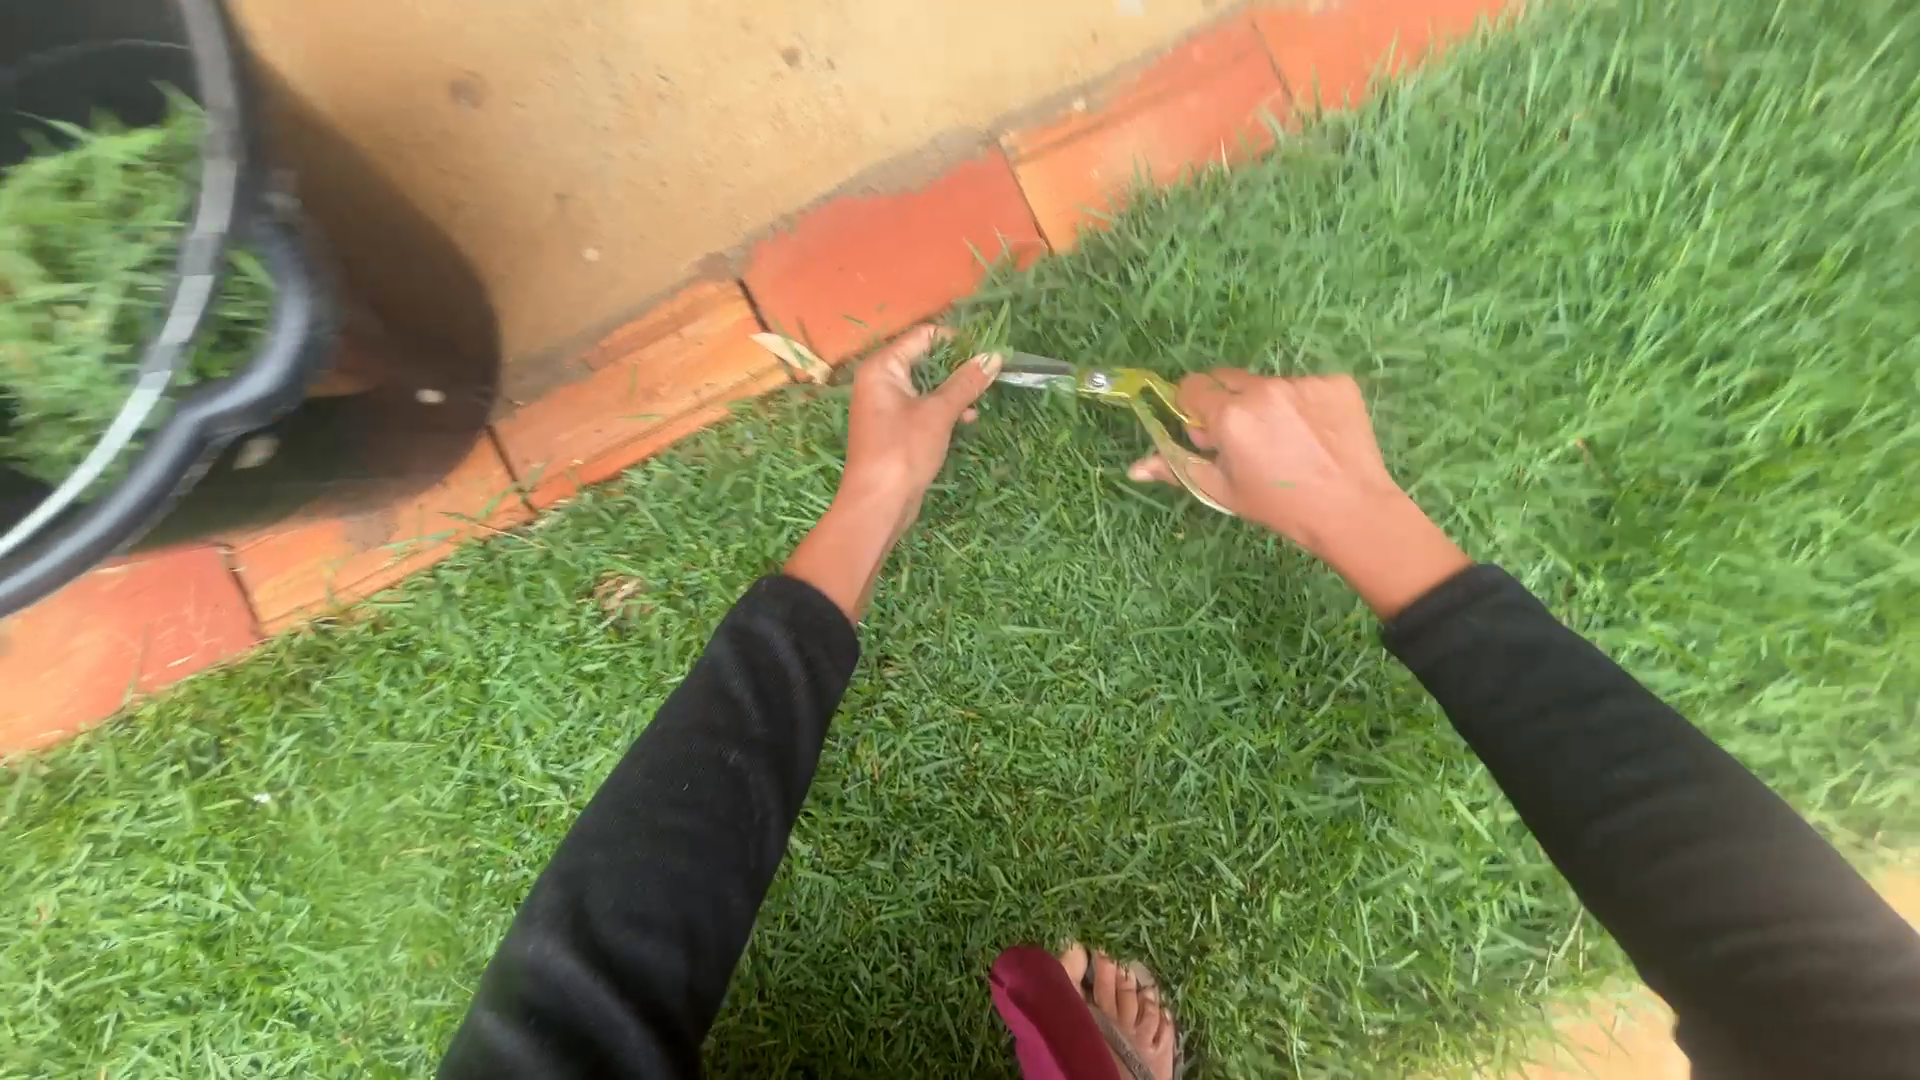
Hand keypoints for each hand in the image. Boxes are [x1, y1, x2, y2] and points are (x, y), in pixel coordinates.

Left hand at [784, 325, 1000, 621]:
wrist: (878, 503)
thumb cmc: (903, 450)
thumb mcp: (939, 413)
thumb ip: (966, 383)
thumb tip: (993, 357)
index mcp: (882, 367)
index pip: (923, 336)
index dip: (956, 339)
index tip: (987, 350)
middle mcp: (879, 381)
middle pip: (924, 359)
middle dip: (957, 365)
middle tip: (990, 371)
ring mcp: (885, 406)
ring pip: (926, 386)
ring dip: (953, 389)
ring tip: (982, 395)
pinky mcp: (894, 429)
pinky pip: (922, 407)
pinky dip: (943, 409)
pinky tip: (968, 418)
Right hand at [1129, 369, 1469, 617]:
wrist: (1351, 510)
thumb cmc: (1277, 506)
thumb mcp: (1221, 490)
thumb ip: (1176, 468)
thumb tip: (1134, 468)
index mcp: (1229, 416)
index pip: (1192, 387)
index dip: (1194, 408)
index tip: (1207, 432)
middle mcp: (1263, 390)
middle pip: (1226, 379)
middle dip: (1227, 403)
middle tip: (1245, 439)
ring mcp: (1302, 383)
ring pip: (1266, 385)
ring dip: (1265, 405)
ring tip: (1286, 442)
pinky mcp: (1336, 382)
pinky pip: (1304, 386)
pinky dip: (1302, 405)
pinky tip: (1314, 434)